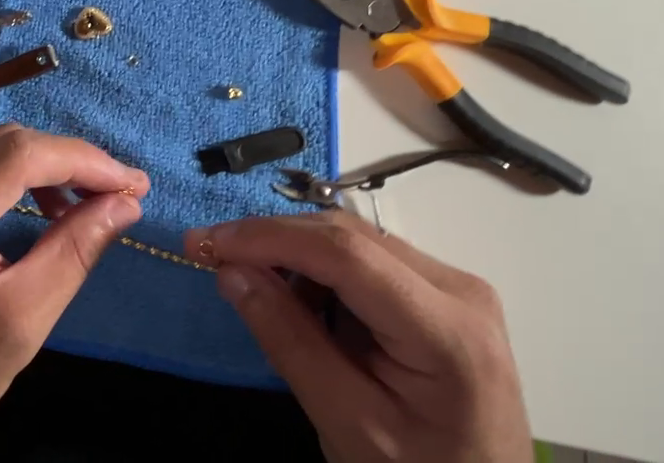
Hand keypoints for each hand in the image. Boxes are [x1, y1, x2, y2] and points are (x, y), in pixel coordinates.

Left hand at [0, 124, 149, 461]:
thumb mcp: (22, 319)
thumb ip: (74, 251)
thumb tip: (125, 203)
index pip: (20, 154)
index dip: (83, 160)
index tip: (133, 184)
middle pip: (8, 143)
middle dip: (71, 160)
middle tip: (121, 193)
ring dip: (47, 164)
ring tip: (90, 202)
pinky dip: (17, 172)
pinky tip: (45, 203)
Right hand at [186, 212, 531, 462]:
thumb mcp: (347, 424)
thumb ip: (290, 343)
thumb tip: (231, 270)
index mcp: (448, 331)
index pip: (346, 255)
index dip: (268, 238)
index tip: (204, 243)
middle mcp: (459, 289)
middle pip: (348, 237)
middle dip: (271, 238)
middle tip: (210, 253)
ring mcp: (455, 286)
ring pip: (352, 240)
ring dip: (293, 252)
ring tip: (256, 288)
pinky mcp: (443, 291)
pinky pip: (366, 258)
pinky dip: (320, 269)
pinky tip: (301, 300)